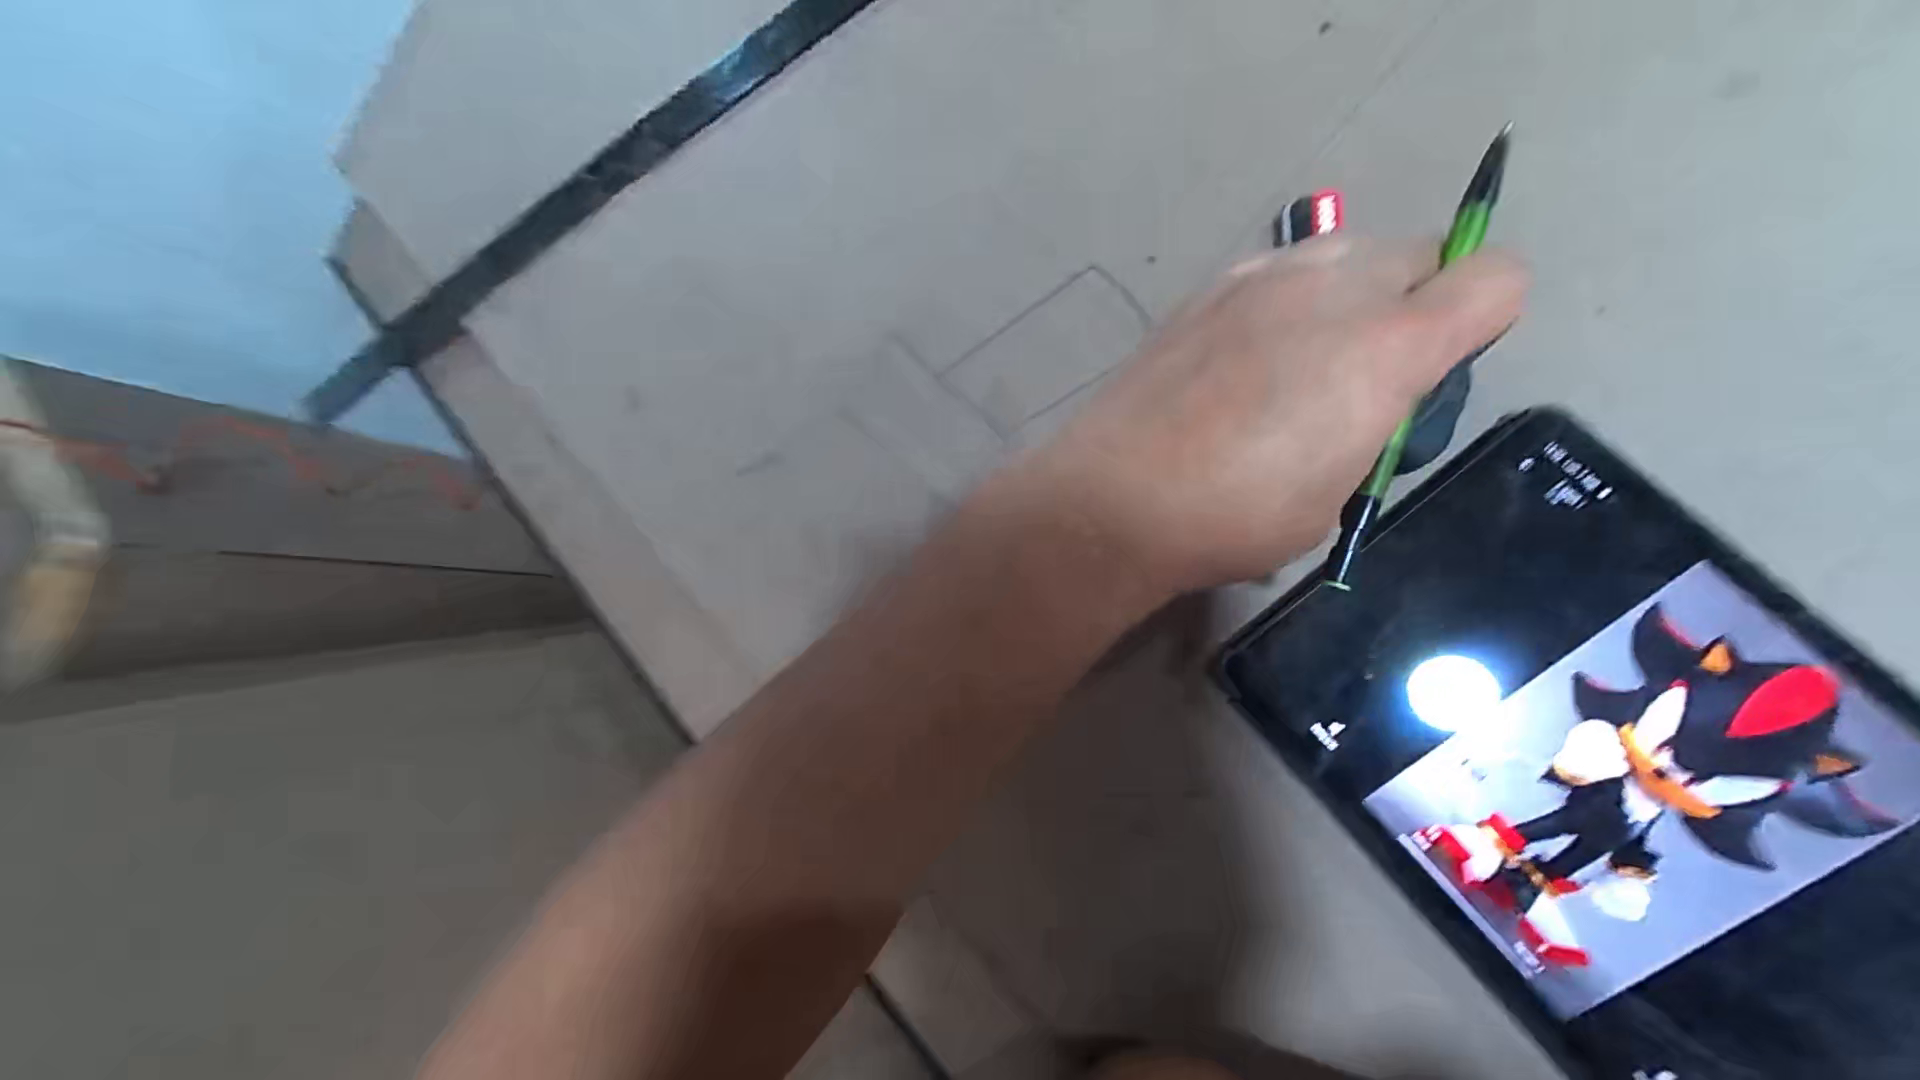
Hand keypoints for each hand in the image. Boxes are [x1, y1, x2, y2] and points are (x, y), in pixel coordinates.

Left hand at [1023, 235, 1528, 593]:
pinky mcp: (1198, 294)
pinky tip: (1239, 357)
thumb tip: (1367, 399)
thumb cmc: (1231, 518)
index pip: (1494, 277)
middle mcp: (1327, 290)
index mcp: (1385, 347)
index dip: (1485, 319)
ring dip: (1342, 294)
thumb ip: (1374, 425)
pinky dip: (1279, 301)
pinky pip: (1270, 274)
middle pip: (1414, 253)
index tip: (1442, 367)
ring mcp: (1254, 282)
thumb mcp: (1334, 495)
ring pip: (1338, 252)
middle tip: (1360, 373)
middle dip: (1411, 303)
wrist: (1114, 499)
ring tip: (1295, 363)